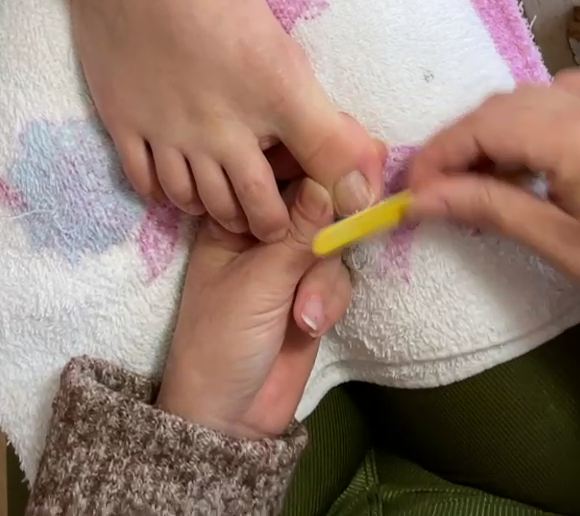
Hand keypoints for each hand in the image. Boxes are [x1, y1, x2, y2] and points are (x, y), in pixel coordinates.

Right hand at [64, 0, 382, 240]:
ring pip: (201, 202)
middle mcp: (222, 126)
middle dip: (273, 217)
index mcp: (276, 94)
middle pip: (255, 205)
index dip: (335, 194)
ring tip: (232, 204)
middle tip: (276, 208)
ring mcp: (166, 126)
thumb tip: (367, 156)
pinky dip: (170, 194)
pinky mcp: (121, 118)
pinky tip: (179, 185)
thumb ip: (319, 106)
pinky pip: (148, 183)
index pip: (324, 169)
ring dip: (222, 211)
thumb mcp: (278, 31)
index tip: (333, 196)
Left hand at [156, 179, 352, 437]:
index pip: (277, 168)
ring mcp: (291, 258)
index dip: (313, 160)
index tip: (348, 160)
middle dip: (335, 210)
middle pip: (316, 195)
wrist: (228, 420)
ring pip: (334, 236)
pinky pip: (340, 274)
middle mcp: (265, 226)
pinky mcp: (314, 289)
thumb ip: (299, 230)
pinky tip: (310, 324)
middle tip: (358, 212)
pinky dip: (330, 298)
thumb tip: (334, 175)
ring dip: (325, 274)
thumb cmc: (221, 339)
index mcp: (234, 211)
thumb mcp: (258, 281)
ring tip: (305, 312)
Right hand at [407, 70, 579, 360]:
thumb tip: (421, 198)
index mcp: (579, 134)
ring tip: (477, 175)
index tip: (410, 190)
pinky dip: (537, 113)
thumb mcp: (560, 246)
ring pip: (531, 98)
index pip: (484, 127)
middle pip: (503, 107)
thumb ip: (488, 206)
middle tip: (435, 188)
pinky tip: (532, 142)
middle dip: (461, 143)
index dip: (440, 155)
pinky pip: (569, 94)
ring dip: (495, 129)